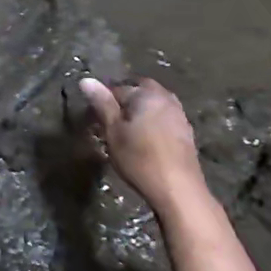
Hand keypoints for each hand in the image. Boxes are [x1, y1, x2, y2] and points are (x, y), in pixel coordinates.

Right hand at [79, 77, 205, 212]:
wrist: (178, 190)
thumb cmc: (140, 158)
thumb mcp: (113, 131)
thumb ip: (102, 104)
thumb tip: (86, 80)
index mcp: (146, 93)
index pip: (117, 89)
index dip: (102, 103)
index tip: (93, 120)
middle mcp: (165, 98)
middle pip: (139, 92)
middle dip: (123, 102)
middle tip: (110, 123)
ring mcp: (178, 115)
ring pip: (152, 106)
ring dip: (138, 113)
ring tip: (125, 133)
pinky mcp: (185, 132)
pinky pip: (162, 118)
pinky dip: (151, 124)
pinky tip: (144, 142)